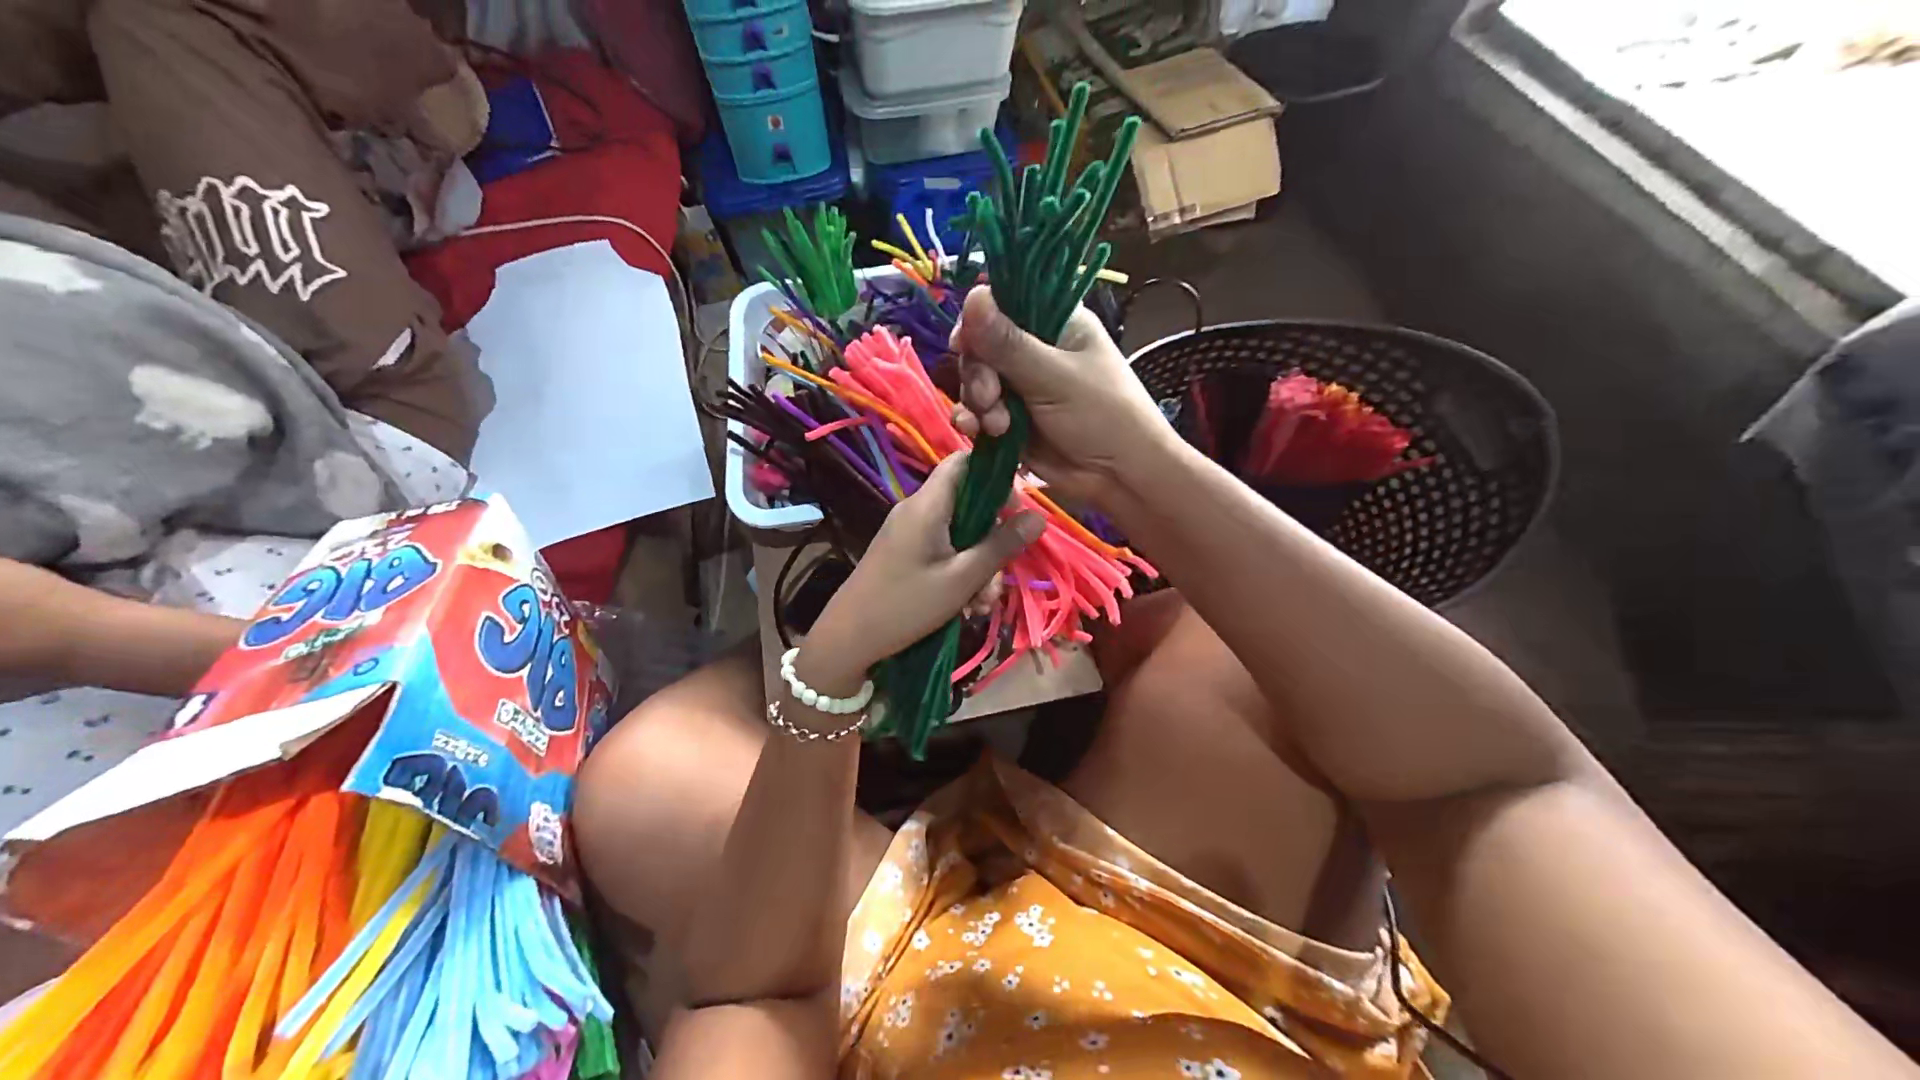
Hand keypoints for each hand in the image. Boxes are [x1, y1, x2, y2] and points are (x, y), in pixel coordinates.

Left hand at [800, 452, 1043, 691]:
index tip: (1015, 511)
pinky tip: (967, 607)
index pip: (964, 461)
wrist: (849, 638)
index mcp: (928, 504)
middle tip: (1001, 579)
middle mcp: (917, 509)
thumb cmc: (906, 605)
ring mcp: (909, 531)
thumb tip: (1039, 516)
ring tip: (983, 605)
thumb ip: (1001, 546)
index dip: (994, 476)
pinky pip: (943, 549)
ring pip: (959, 533)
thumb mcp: (962, 579)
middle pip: (968, 503)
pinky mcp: (905, 551)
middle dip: (992, 540)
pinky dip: (960, 573)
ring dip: (979, 566)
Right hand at [950, 286, 1175, 503]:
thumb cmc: (1103, 416)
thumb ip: (1008, 343)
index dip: (978, 322)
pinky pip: (978, 412)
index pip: (1002, 304)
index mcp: (1055, 322)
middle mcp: (1035, 349)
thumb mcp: (1055, 377)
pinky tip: (976, 433)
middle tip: (988, 396)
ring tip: (997, 426)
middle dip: (978, 373)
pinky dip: (973, 421)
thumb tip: (972, 295)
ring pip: (976, 381)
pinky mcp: (1011, 419)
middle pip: (981, 346)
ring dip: (977, 402)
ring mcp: (1020, 386)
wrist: (1120, 478)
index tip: (964, 343)